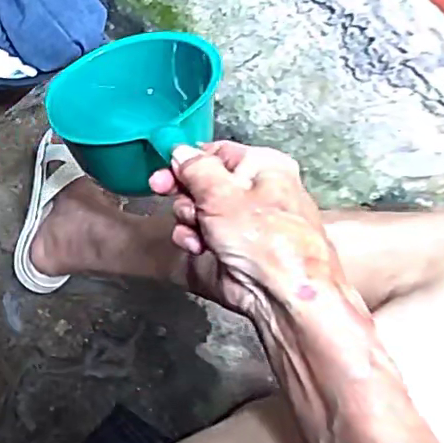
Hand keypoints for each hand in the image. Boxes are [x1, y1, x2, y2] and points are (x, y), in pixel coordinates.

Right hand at [148, 142, 352, 321]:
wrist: (280, 291)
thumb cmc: (266, 240)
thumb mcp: (223, 194)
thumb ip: (196, 168)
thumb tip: (179, 151)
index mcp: (261, 167)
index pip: (214, 152)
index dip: (184, 162)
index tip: (163, 173)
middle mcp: (251, 189)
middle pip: (198, 180)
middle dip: (183, 195)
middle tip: (167, 197)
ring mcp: (237, 218)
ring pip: (192, 208)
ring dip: (186, 220)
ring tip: (199, 232)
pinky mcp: (225, 242)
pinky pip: (195, 232)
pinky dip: (191, 238)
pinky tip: (198, 247)